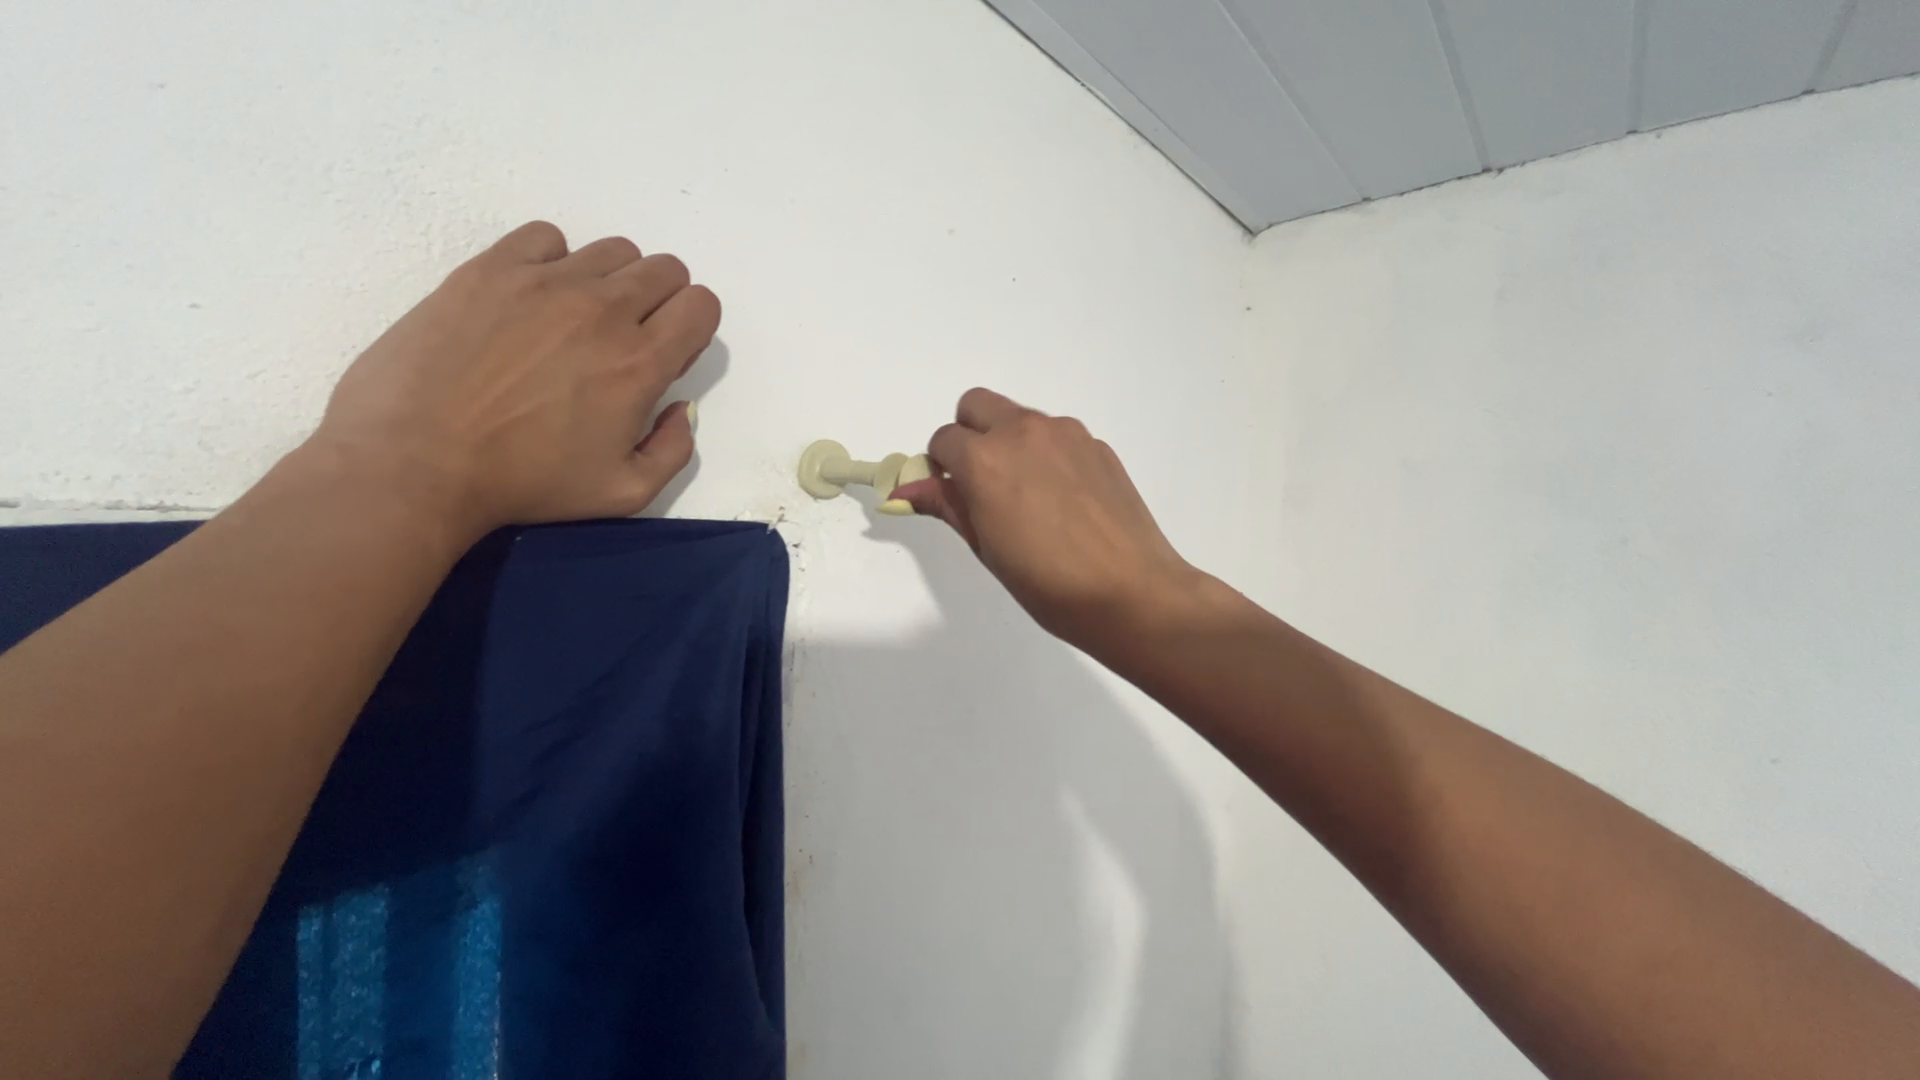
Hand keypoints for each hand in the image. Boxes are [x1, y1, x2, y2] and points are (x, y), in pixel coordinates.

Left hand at [306, 221, 718, 537]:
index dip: (694, 328)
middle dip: (663, 301)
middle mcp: (602, 310)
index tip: (668, 354)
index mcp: (639, 363)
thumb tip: (680, 408)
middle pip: (665, 269)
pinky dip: (554, 261)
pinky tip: (534, 299)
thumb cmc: (525, 484)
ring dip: (613, 280)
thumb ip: (674, 449)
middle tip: (628, 338)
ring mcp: (543, 282)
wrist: (415, 463)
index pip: (702, 305)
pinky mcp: (489, 269)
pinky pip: (546, 237)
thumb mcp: (625, 494)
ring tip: (578, 320)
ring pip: (613, 250)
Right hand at [890, 388, 1203, 649]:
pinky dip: (1047, 455)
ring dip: (1010, 443)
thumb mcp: (985, 547)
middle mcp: (1023, 431)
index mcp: (985, 458)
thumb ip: (946, 505)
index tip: (955, 497)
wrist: (1129, 591)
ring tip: (1031, 499)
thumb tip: (904, 488)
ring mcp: (1065, 434)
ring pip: (1020, 418)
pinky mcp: (1097, 445)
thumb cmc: (1046, 582)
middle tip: (984, 484)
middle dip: (969, 435)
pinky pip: (1057, 436)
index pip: (943, 440)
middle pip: (977, 404)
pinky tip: (1065, 502)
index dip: (941, 468)